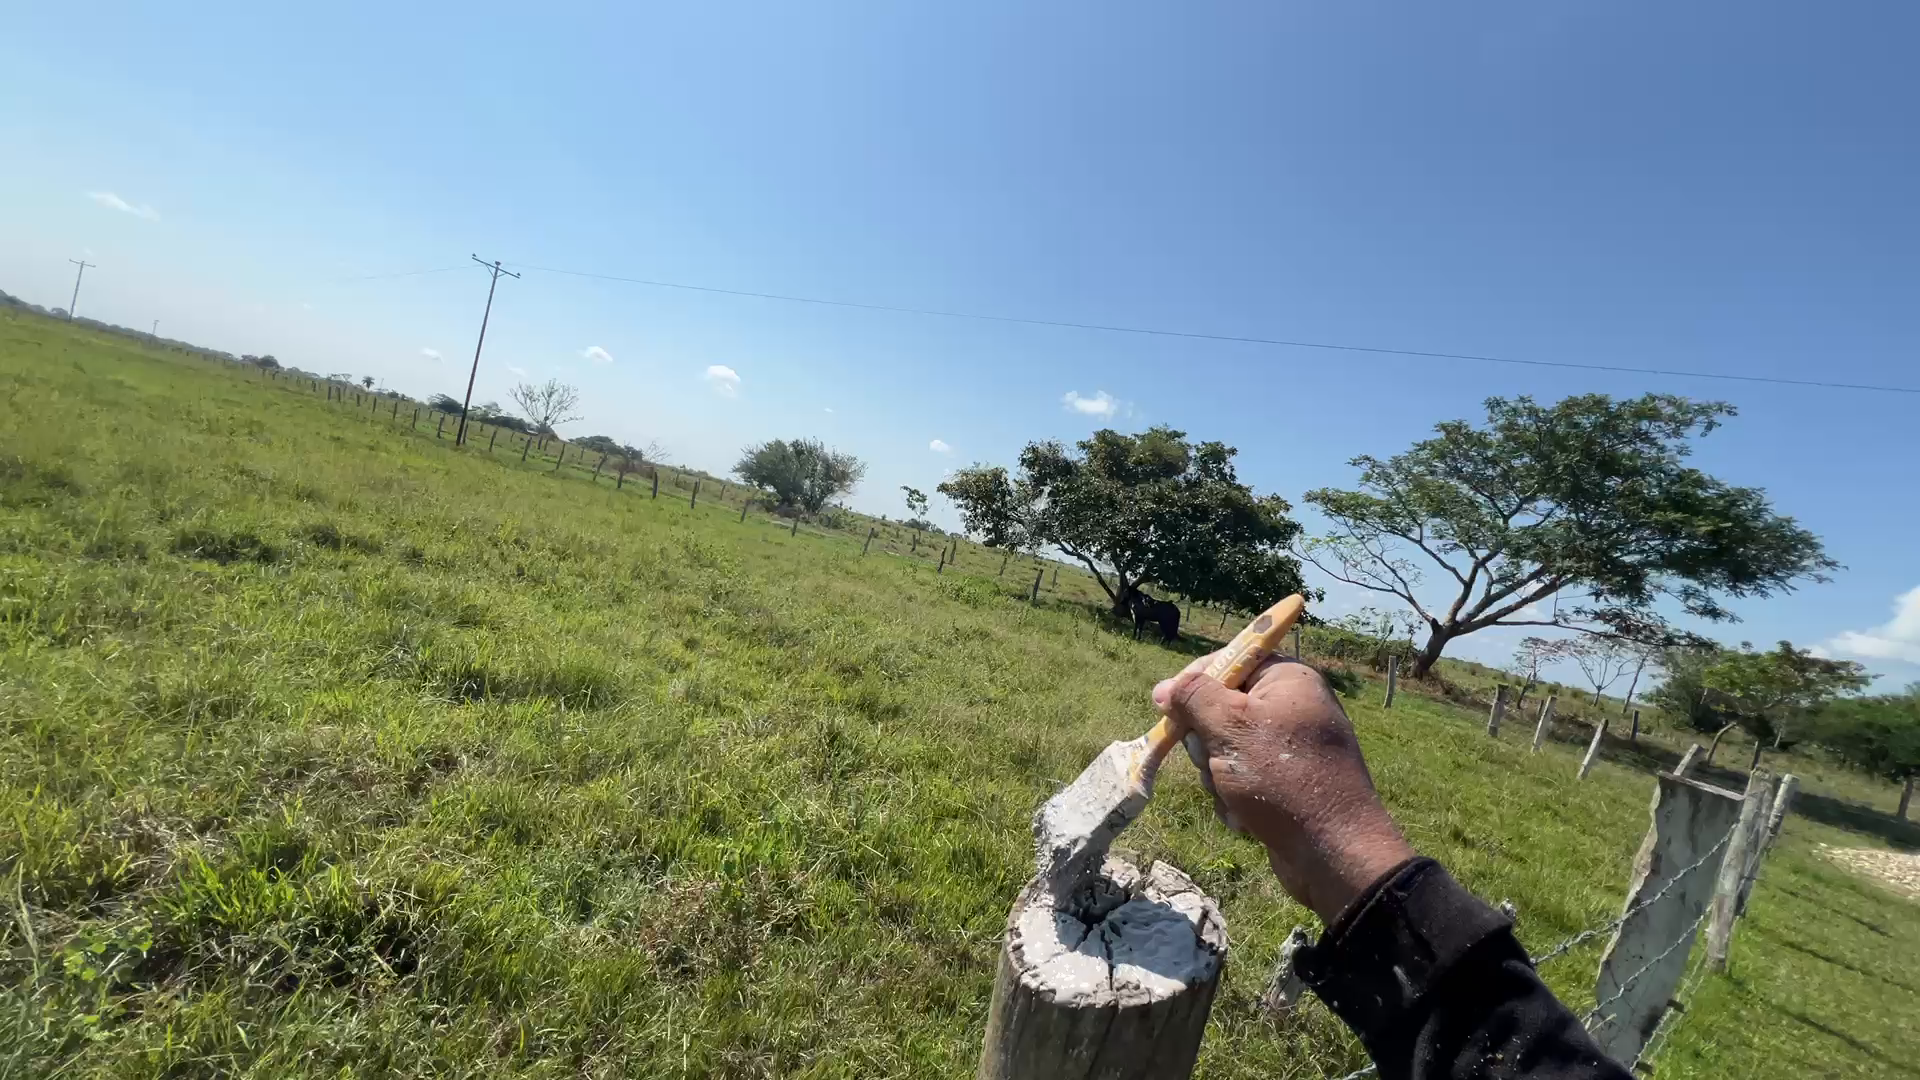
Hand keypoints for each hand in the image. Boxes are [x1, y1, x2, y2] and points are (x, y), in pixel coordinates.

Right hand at [1153, 654, 1413, 923]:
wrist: (1336, 855)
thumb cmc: (1282, 779)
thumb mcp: (1229, 727)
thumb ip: (1193, 696)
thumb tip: (1164, 688)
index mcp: (1288, 680)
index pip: (1226, 661)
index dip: (1192, 683)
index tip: (1166, 708)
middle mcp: (1291, 706)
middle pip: (1219, 706)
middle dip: (1205, 739)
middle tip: (1211, 758)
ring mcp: (1289, 745)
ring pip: (1222, 745)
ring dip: (1215, 772)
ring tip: (1232, 794)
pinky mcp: (1285, 780)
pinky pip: (1239, 774)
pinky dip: (1232, 793)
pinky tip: (1243, 815)